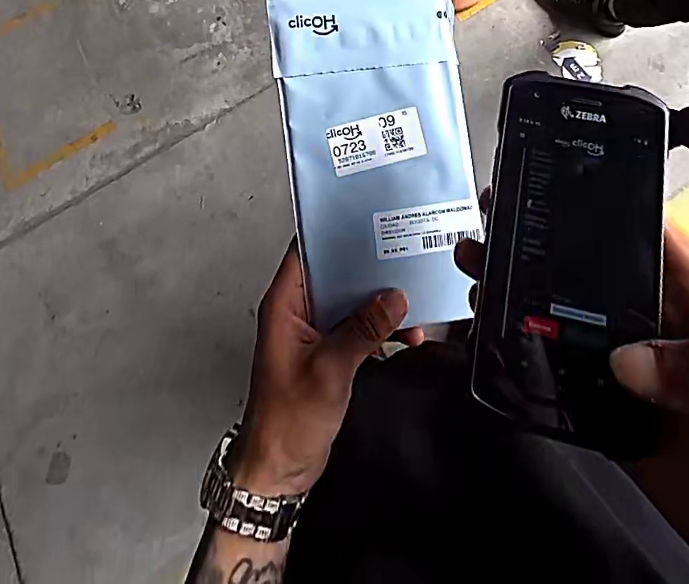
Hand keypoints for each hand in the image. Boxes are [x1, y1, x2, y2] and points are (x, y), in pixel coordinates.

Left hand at [230, 241, 418, 495]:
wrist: (279, 469)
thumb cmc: (286, 422)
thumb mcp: (330, 369)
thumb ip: (364, 330)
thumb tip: (393, 298)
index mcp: (284, 304)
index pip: (306, 251)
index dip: (332, 232)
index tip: (363, 221)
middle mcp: (297, 311)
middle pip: (334, 271)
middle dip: (367, 266)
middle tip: (398, 254)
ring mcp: (313, 330)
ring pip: (349, 298)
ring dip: (377, 300)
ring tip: (409, 298)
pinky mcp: (327, 348)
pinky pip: (356, 323)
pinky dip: (379, 325)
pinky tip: (404, 331)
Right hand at [449, 224, 688, 582]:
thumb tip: (631, 358)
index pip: (659, 246)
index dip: (615, 212)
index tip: (564, 190)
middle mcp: (667, 337)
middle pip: (601, 280)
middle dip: (551, 250)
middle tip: (502, 228)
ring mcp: (639, 379)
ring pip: (574, 325)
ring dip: (530, 299)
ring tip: (486, 272)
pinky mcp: (618, 421)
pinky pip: (568, 384)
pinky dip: (533, 362)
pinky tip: (500, 342)